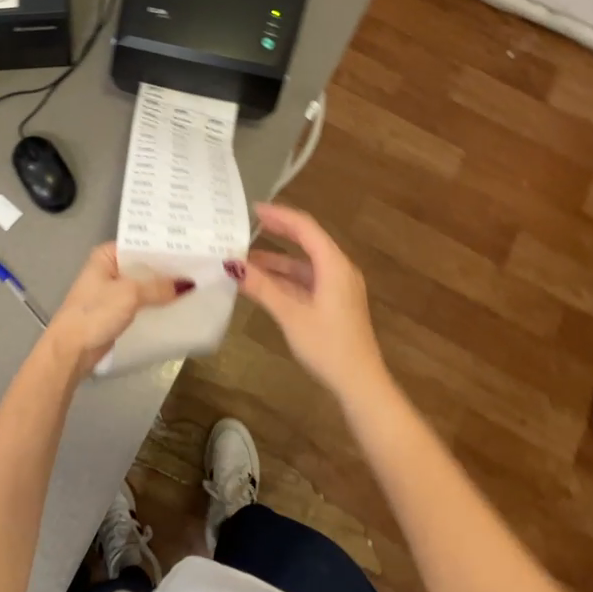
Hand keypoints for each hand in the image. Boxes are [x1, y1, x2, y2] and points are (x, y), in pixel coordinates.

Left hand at [44, 243, 191, 379]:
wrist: (71, 350)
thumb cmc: (95, 313)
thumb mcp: (129, 294)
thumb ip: (158, 287)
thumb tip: (187, 285)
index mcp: (106, 255)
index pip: (141, 245)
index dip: (165, 249)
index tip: (193, 250)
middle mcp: (109, 269)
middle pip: (145, 266)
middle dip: (168, 269)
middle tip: (201, 267)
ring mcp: (113, 291)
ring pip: (145, 285)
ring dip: (164, 288)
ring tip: (196, 285)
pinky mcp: (117, 311)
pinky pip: (142, 302)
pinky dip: (157, 303)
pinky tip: (178, 304)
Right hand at [231, 203, 389, 399]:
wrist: (360, 382)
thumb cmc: (327, 345)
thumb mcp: (291, 314)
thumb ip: (262, 287)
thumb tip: (232, 265)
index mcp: (334, 266)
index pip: (305, 228)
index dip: (280, 216)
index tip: (253, 209)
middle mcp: (339, 270)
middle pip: (307, 242)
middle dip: (278, 233)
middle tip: (249, 226)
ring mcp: (339, 287)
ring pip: (305, 264)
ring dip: (278, 260)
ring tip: (246, 259)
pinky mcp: (335, 303)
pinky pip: (308, 280)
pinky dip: (286, 278)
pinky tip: (263, 284)